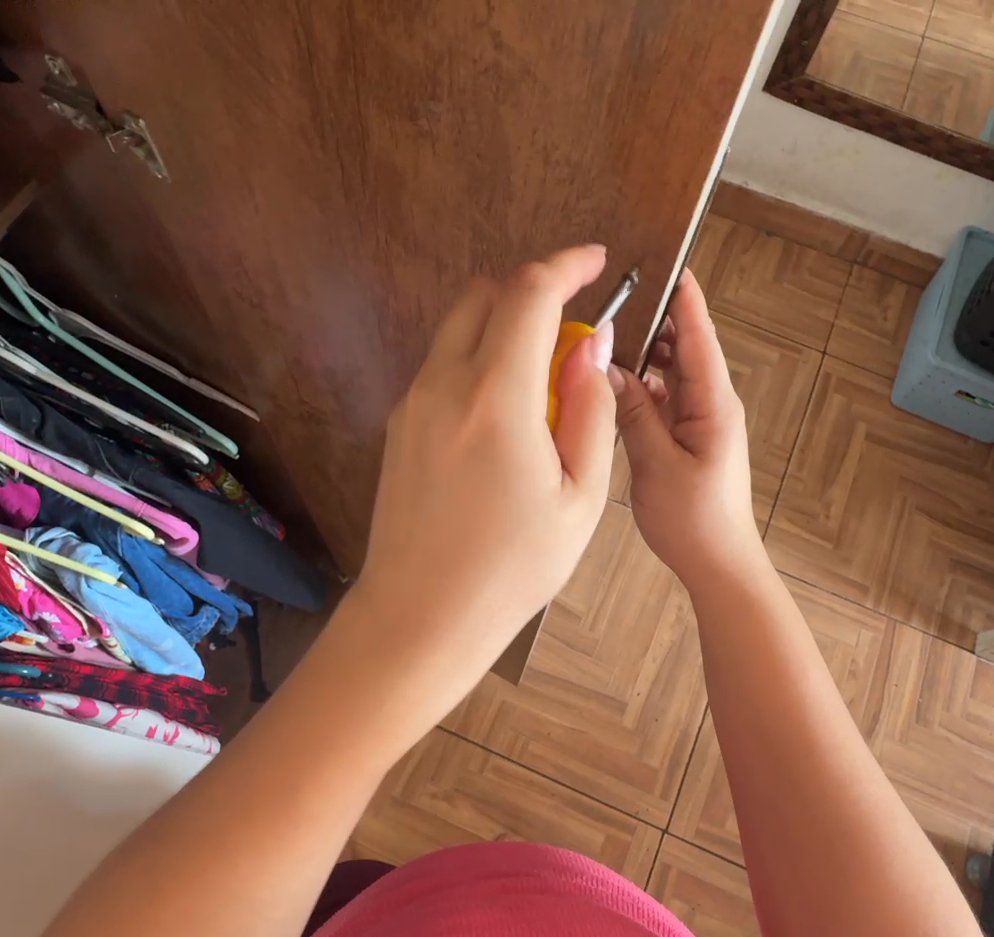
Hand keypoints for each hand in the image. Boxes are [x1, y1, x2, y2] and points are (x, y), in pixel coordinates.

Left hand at [352, 245, 617, 671]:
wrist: (420, 615)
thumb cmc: (511, 570)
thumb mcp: (579, 498)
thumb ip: (591, 410)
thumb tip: (594, 346)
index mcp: (497, 398)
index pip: (529, 294)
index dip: (566, 266)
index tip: (594, 263)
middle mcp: (444, 386)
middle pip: (483, 295)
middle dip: (531, 292)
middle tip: (570, 329)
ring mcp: (412, 404)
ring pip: (456, 328)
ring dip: (501, 328)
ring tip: (541, 383)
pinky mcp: (398, 426)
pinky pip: (440, 367)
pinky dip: (476, 362)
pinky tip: (502, 416)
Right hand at [609, 268, 766, 584]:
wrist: (717, 562)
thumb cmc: (696, 519)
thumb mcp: (657, 463)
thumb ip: (633, 412)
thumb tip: (606, 368)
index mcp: (713, 402)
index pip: (697, 336)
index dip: (683, 297)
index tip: (664, 260)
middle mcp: (708, 403)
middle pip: (681, 347)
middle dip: (652, 318)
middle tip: (612, 296)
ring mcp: (695, 420)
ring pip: (667, 372)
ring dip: (641, 354)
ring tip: (603, 334)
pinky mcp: (682, 437)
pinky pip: (660, 398)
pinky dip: (638, 386)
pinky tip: (610, 383)